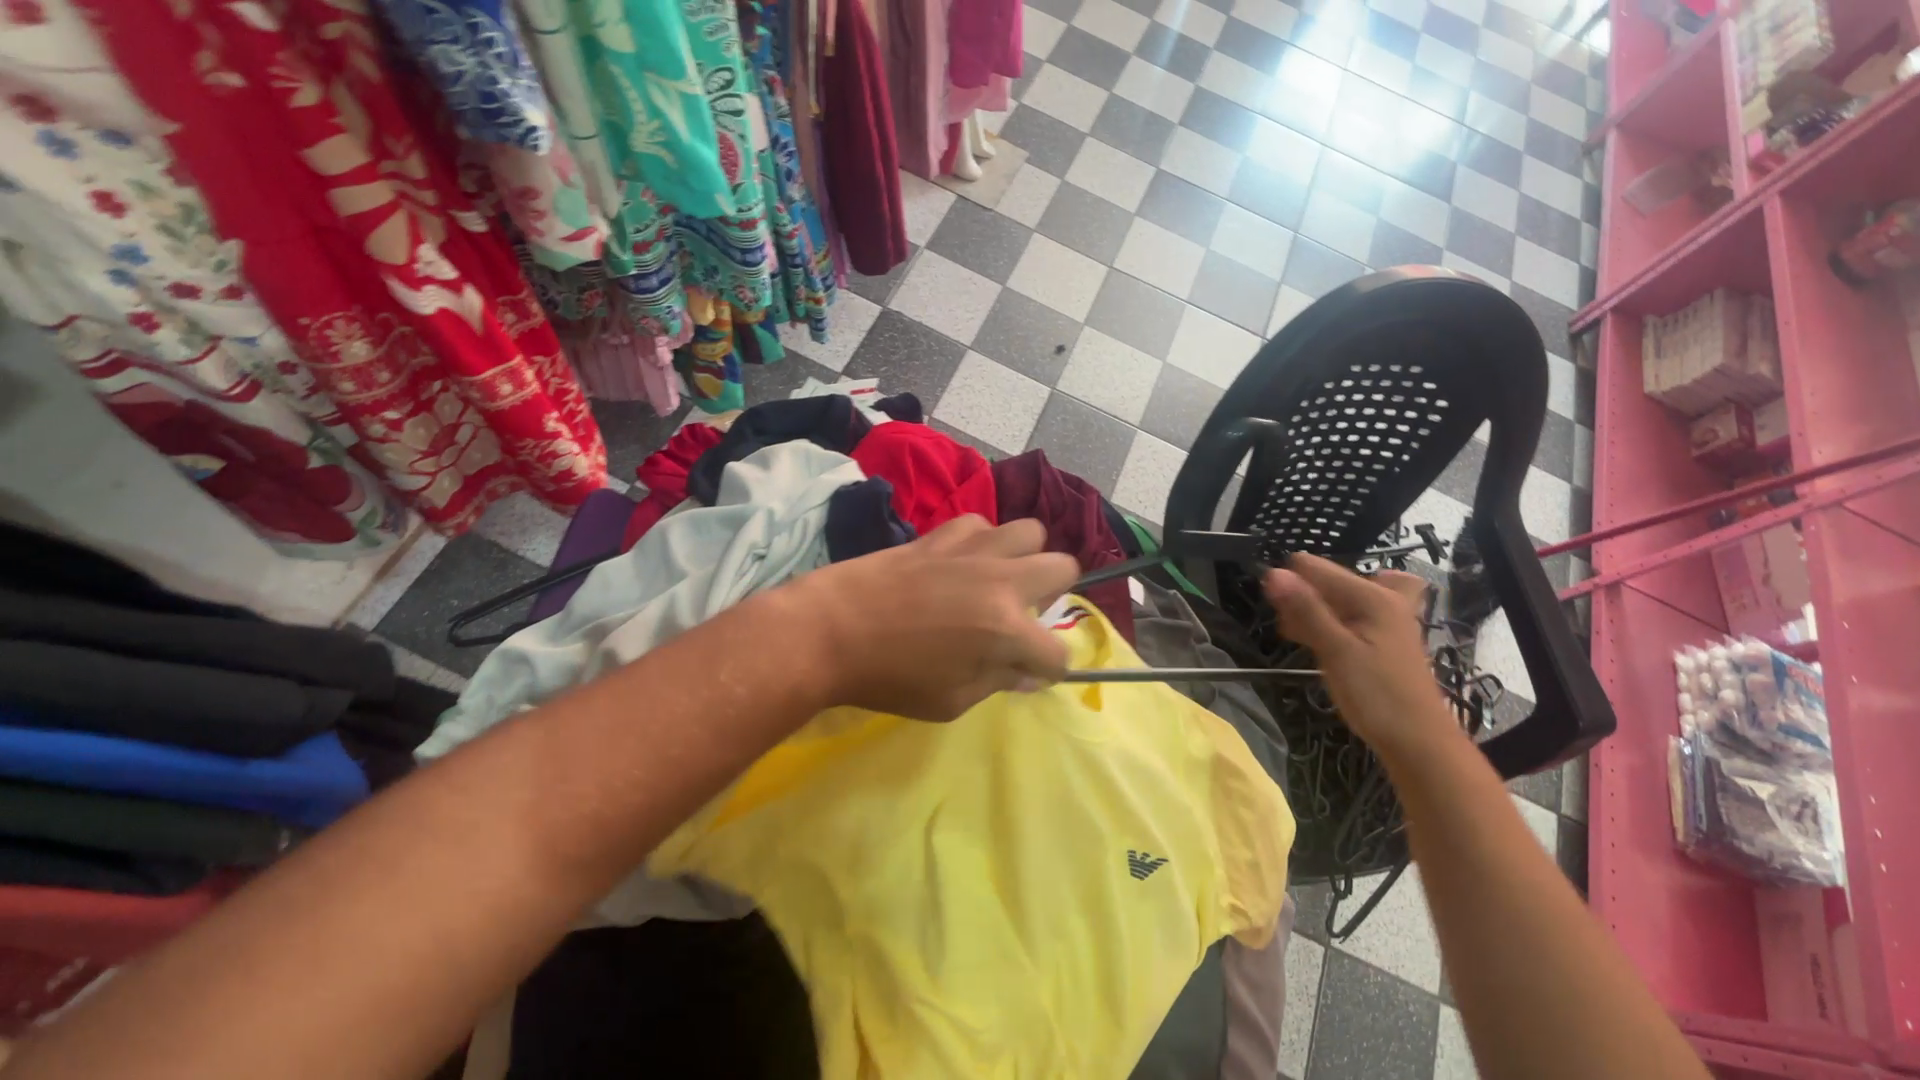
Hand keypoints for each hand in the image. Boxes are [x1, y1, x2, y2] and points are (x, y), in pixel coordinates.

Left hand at [789, 516, 1079, 721]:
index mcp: (1005, 630)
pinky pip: (980, 522)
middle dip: (1054, 595)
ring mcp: (971, 550)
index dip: (1048, 669)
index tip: (1028, 673)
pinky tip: (960, 562)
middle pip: (1064, 568)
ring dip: (1023, 557)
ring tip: (997, 580)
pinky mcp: (940, 535)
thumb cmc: (887, 678)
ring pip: (1029, 531)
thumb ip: (996, 682)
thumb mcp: (949, 701)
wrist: (828, 632)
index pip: (1057, 651)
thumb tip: (1025, 672)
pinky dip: (980, 541)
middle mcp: (999, 581)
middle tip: (1021, 616)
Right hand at [1262, 555, 1458, 762]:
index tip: (1278, 615)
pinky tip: (1319, 647)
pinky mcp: (1380, 639)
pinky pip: (1347, 618)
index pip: (1315, 568)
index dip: (1288, 584)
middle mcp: (1383, 599)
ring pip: (1336, 601)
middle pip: (1327, 582)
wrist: (1418, 741)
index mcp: (1374, 596)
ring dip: (1312, 615)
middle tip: (1294, 634)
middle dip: (1302, 600)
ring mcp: (1384, 619)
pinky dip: (1328, 626)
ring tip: (1304, 642)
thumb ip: (1306, 610)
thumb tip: (1273, 573)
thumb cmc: (1378, 696)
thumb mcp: (1336, 651)